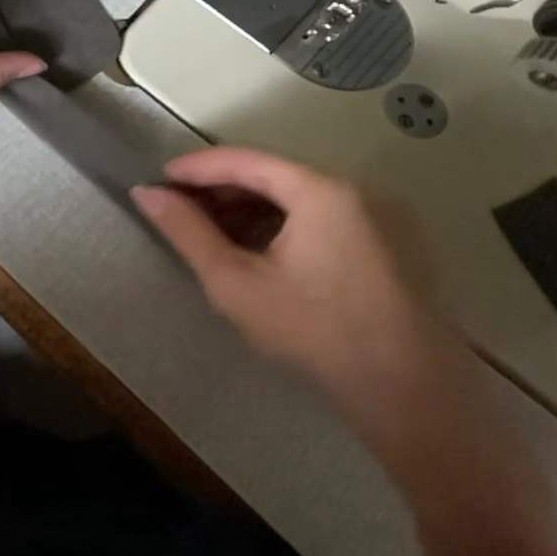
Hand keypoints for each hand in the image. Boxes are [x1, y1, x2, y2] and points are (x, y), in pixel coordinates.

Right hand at [131, 147, 446, 407]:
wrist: (409, 395)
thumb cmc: (314, 331)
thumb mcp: (233, 281)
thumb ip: (186, 230)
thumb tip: (146, 193)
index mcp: (320, 190)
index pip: (242, 160)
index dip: (193, 168)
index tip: (156, 182)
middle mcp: (355, 191)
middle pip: (272, 173)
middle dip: (219, 188)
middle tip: (178, 210)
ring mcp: (379, 218)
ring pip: (296, 195)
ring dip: (248, 206)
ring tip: (210, 232)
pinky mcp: (389, 245)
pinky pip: (321, 216)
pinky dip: (281, 223)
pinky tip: (255, 250)